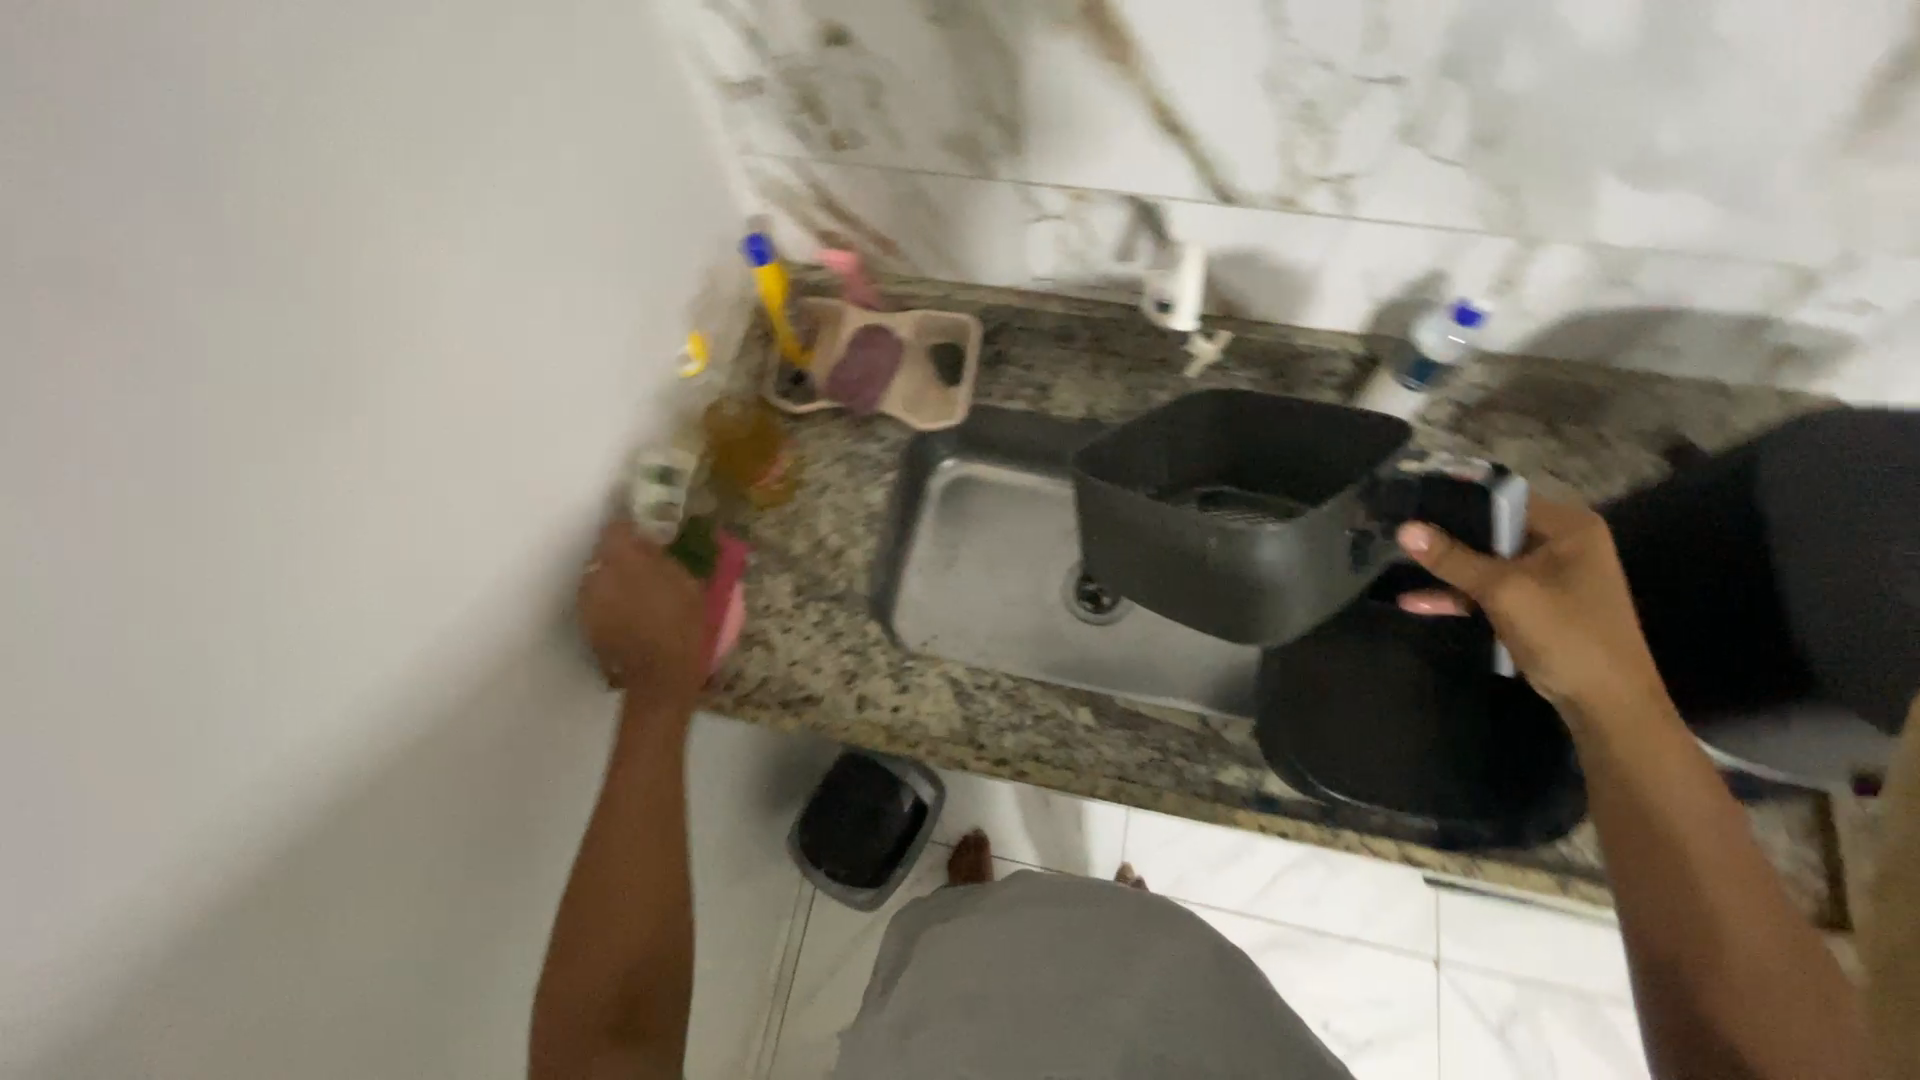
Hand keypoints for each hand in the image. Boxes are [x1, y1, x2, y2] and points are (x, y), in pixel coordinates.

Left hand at [578, 520, 709, 707]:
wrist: (661, 675)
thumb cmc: (683, 625)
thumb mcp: (687, 583)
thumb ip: (662, 557)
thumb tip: (648, 541)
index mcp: (623, 559)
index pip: (616, 528)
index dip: (630, 529)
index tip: (646, 535)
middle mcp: (596, 574)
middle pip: (604, 554)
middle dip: (621, 557)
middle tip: (645, 567)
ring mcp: (587, 601)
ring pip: (598, 578)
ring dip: (614, 580)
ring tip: (638, 594)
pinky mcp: (585, 624)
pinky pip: (597, 602)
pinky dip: (610, 602)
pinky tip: (630, 615)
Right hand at [1395, 497, 1667, 716]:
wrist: (1606, 703)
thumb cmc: (1565, 633)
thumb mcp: (1503, 590)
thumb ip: (1453, 558)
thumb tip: (1404, 528)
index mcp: (1568, 527)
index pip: (1503, 498)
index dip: (1456, 500)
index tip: (1411, 503)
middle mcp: (1561, 544)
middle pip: (1491, 530)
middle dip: (1445, 536)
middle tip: (1397, 532)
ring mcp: (1547, 577)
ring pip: (1485, 562)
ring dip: (1446, 569)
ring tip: (1396, 563)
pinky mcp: (1534, 606)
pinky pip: (1489, 590)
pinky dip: (1458, 596)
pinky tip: (1415, 602)